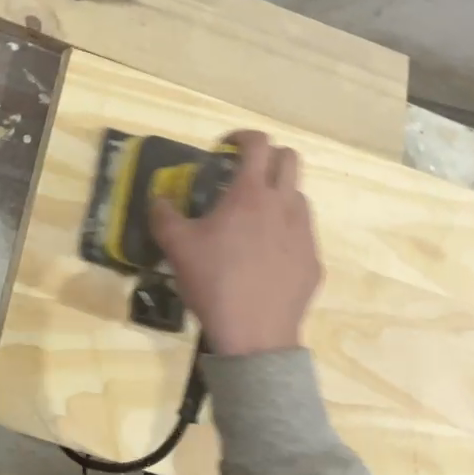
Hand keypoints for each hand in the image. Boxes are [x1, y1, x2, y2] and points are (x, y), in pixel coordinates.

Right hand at [151, 131, 321, 356]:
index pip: (258, 143)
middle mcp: (283, 205)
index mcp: (250, 193)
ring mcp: (304, 234)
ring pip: (299, 196)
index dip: (241, 137)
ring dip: (278, 194)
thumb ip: (163, 213)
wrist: (255, 337)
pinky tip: (265, 256)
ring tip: (253, 218)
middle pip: (290, 159)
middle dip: (267, 158)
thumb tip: (160, 199)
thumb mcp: (175, 245)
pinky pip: (302, 233)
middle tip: (242, 175)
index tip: (224, 149)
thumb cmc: (214, 282)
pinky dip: (285, 232)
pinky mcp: (313, 262)